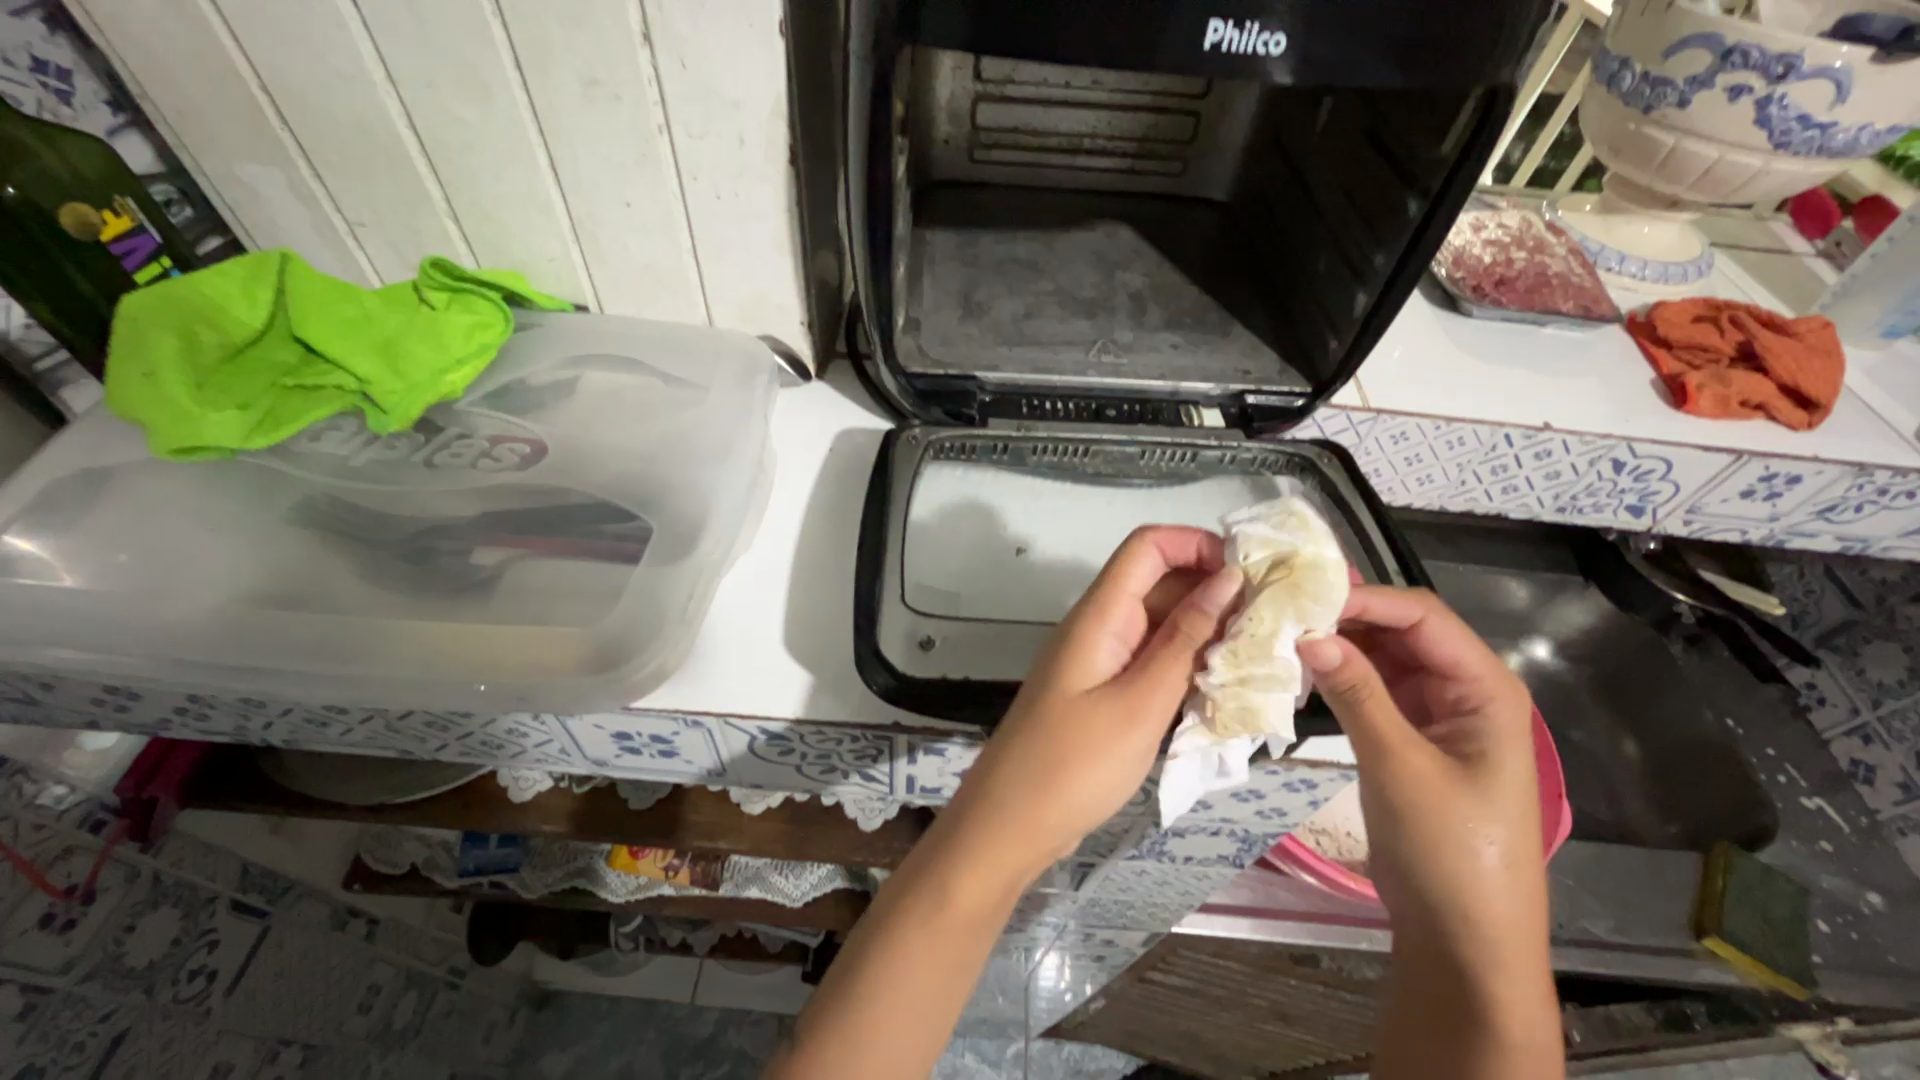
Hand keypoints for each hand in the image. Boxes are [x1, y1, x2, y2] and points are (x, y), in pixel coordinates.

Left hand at [940, 526, 1241, 882]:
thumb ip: (1186, 640)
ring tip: (1263, 657)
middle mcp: (1099, 627)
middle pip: (1160, 582)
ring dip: (1208, 634)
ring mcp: (1101, 662)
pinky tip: (1227, 691)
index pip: (1148, 546)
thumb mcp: (1140, 703)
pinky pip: (1152, 663)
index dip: (1199, 545)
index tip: (1254, 575)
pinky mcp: (1105, 695)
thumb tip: (1229, 578)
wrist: (1009, 826)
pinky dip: (1189, 668)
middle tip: (1276, 623)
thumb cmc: (1073, 766)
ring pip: (1161, 625)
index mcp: (1099, 615)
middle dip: (1216, 592)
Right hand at [1296, 586, 1546, 960]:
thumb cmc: (1448, 849)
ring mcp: (1437, 715)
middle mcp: (1464, 689)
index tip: (1300, 599)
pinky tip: (1300, 673)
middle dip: (1346, 618)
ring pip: (1383, 660)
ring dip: (1338, 647)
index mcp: (1485, 687)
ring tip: (1280, 635)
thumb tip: (1307, 633)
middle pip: (1402, 632)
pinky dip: (1340, 679)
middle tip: (1280, 611)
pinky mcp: (1412, 740)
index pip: (1421, 617)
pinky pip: (1374, 692)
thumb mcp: (1399, 765)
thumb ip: (1356, 693)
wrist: (1463, 937)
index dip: (1364, 600)